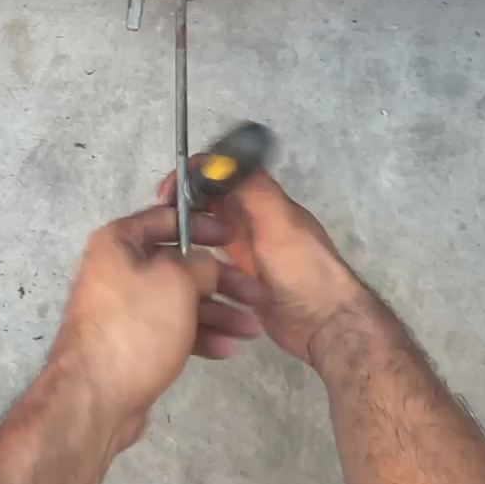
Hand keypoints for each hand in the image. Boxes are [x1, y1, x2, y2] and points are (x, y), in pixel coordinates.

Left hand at [46, 205, 265, 450]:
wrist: (95, 396)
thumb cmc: (136, 325)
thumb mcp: (175, 282)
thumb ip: (199, 264)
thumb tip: (205, 265)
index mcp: (119, 242)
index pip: (165, 219)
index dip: (202, 224)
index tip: (233, 235)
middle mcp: (118, 269)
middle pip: (178, 265)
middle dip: (220, 280)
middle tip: (256, 294)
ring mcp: (126, 308)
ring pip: (179, 300)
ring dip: (218, 312)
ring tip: (253, 329)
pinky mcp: (134, 341)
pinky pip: (172, 329)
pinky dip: (199, 335)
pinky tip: (228, 349)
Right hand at [163, 167, 364, 367]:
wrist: (325, 325)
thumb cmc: (303, 269)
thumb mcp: (279, 221)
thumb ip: (253, 188)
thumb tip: (221, 158)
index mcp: (262, 199)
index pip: (221, 172)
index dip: (193, 174)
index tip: (169, 191)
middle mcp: (251, 218)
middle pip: (209, 199)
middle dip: (182, 202)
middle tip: (159, 219)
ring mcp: (245, 249)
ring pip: (206, 229)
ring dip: (186, 231)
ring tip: (164, 244)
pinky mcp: (238, 277)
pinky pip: (209, 260)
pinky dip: (194, 258)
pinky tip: (180, 266)